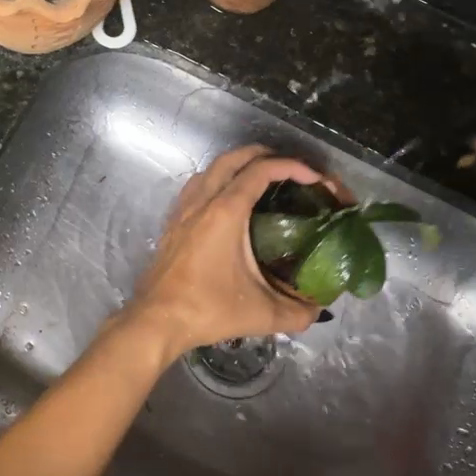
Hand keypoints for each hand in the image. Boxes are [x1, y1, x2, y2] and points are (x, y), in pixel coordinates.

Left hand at [119, 145, 321, 363]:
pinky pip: (197, 185)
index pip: (261, 171)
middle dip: (265, 155)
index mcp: (226, 211)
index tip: (313, 178)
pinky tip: (227, 199)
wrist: (158, 320)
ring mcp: (184, 209)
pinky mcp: (173, 221)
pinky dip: (217, 179)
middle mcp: (203, 201)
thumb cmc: (208, 310)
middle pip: (234, 158)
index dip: (291, 166)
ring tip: (261, 178)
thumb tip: (318, 308)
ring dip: (238, 164)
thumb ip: (298, 312)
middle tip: (291, 169)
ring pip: (212, 168)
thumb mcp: (262, 314)